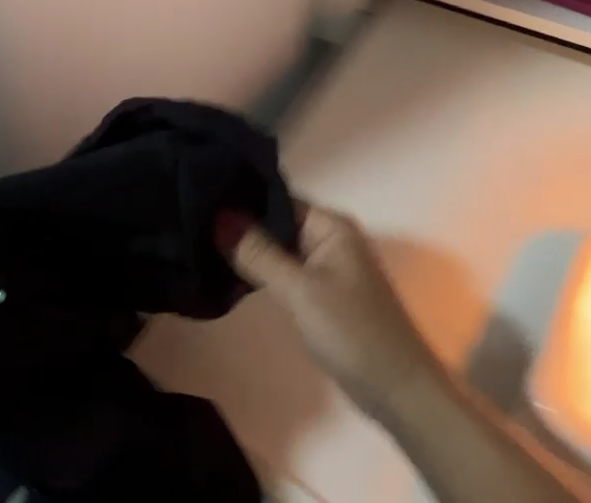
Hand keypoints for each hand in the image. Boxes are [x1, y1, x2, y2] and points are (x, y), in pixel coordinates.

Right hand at [217, 202, 437, 419]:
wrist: (400, 393)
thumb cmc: (354, 333)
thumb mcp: (300, 291)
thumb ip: (257, 252)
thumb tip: (218, 216)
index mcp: (330, 225)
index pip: (275, 196)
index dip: (238, 198)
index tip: (196, 199)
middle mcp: (328, 237)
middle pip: (274, 220)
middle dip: (238, 225)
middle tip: (191, 224)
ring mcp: (325, 266)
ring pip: (276, 247)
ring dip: (246, 249)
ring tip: (199, 244)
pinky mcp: (320, 293)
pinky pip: (282, 270)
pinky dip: (259, 270)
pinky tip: (227, 272)